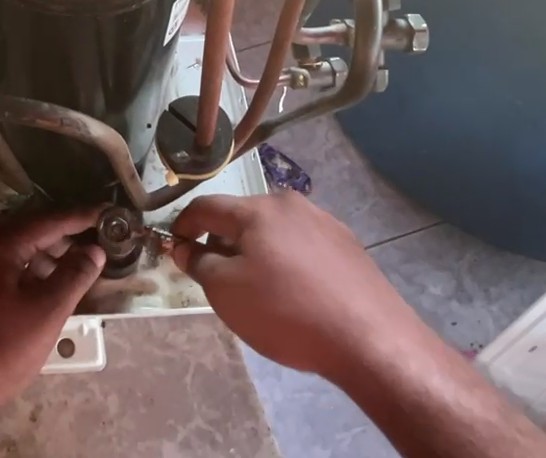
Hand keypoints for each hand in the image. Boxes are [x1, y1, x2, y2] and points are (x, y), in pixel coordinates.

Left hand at [0, 209, 105, 440]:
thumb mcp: (45, 313)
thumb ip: (73, 277)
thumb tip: (94, 250)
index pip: (48, 221)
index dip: (81, 218)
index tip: (108, 213)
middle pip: (31, 232)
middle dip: (66, 237)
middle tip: (99, 242)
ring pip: (17, 252)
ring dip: (49, 257)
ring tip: (80, 268)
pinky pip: (5, 269)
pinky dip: (31, 273)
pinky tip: (47, 289)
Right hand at [171, 191, 409, 377]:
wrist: (371, 340)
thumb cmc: (287, 312)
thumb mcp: (226, 292)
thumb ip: (198, 263)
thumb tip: (185, 247)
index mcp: (257, 209)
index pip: (206, 206)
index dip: (184, 225)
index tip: (174, 246)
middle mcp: (290, 205)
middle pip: (243, 217)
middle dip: (224, 241)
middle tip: (217, 275)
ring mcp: (325, 223)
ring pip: (276, 231)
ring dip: (258, 251)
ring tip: (260, 288)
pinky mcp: (349, 246)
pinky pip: (304, 246)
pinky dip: (289, 262)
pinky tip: (297, 294)